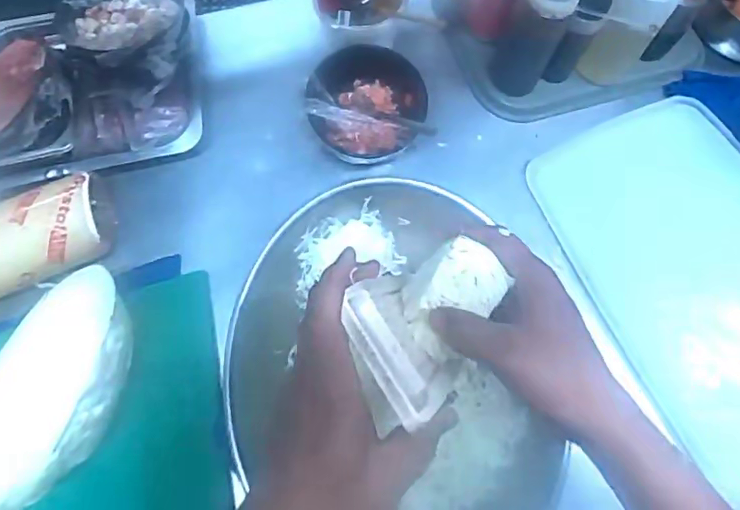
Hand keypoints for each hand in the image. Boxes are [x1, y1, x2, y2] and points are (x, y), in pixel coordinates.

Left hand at [245, 250, 455, 509]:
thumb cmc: (336, 488)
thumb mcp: (388, 471)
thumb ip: (420, 438)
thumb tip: (449, 410)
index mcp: (327, 371)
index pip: (323, 306)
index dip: (335, 274)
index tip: (353, 253)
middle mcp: (305, 367)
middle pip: (317, 310)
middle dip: (342, 285)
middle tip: (374, 276)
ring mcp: (294, 383)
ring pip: (310, 329)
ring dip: (335, 309)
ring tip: (368, 308)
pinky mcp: (290, 400)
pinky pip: (309, 351)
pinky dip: (329, 334)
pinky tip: (353, 353)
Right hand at [429, 227, 624, 444]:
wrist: (599, 417)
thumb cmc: (553, 371)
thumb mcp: (503, 350)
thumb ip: (466, 330)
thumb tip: (433, 315)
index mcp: (537, 279)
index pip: (503, 241)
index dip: (475, 234)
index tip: (447, 237)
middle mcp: (545, 287)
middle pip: (505, 261)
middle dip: (475, 262)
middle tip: (445, 268)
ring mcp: (549, 310)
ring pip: (509, 288)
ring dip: (483, 289)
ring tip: (453, 296)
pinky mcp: (550, 332)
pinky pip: (514, 309)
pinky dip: (493, 310)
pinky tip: (476, 327)